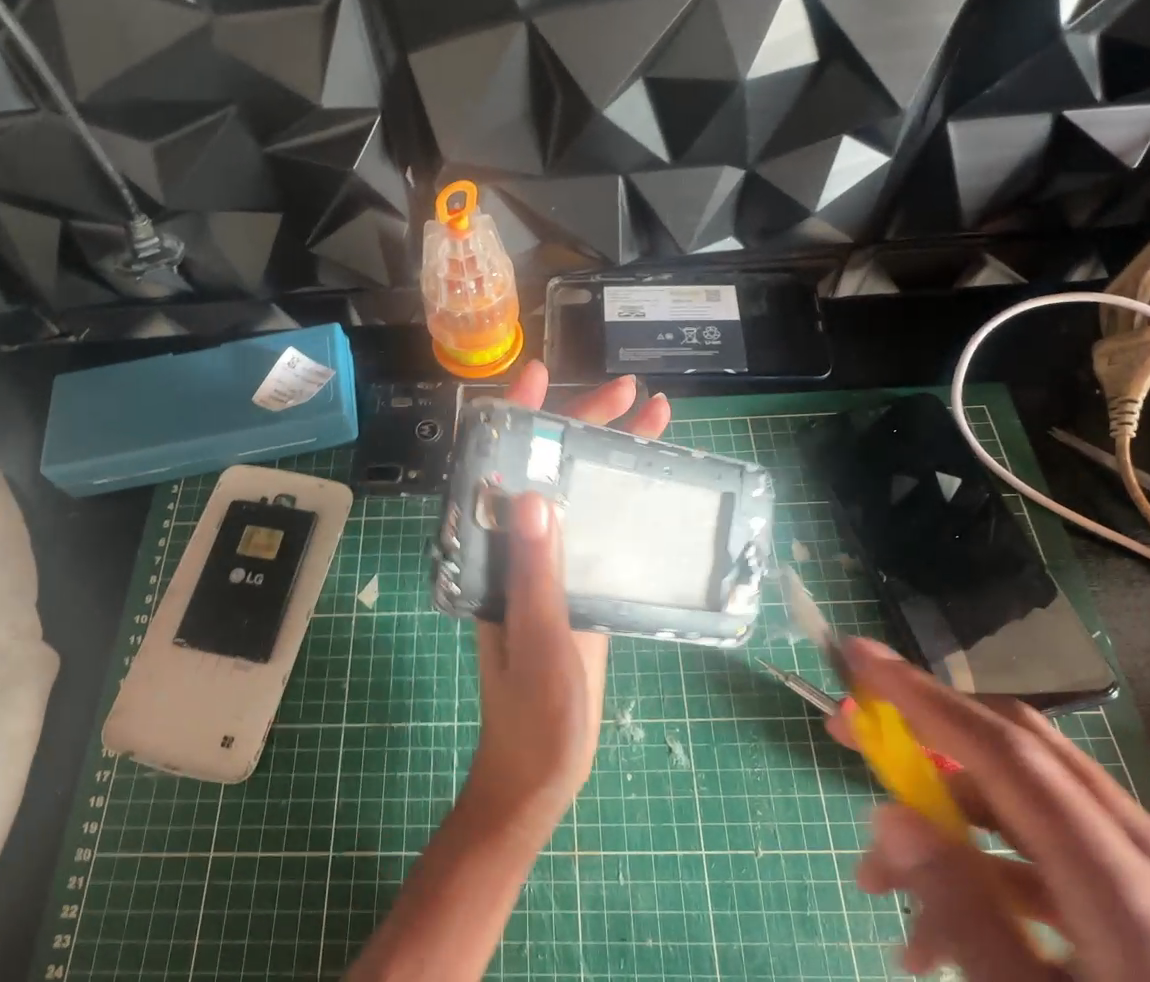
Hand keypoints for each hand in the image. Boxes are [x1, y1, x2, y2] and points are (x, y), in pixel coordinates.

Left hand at [465, 362, 669, 823]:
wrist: (540, 774)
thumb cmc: (531, 715)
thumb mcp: (537, 642)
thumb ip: (534, 574)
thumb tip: (532, 494)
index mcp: (491, 559)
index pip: (499, 472)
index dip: (518, 419)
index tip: (542, 375)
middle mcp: (517, 555)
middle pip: (547, 474)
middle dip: (584, 428)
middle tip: (634, 394)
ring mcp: (550, 572)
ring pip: (578, 500)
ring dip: (611, 460)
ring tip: (658, 422)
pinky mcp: (578, 593)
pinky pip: (598, 536)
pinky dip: (624, 505)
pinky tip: (654, 488)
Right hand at [828, 639, 1149, 981]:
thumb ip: (963, 913)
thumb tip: (889, 816)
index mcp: (1134, 890)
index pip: (1011, 755)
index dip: (926, 700)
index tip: (860, 658)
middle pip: (1025, 759)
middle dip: (925, 741)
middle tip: (849, 737)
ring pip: (1034, 813)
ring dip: (949, 829)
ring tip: (876, 889)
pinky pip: (1063, 862)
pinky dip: (993, 874)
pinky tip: (944, 934)